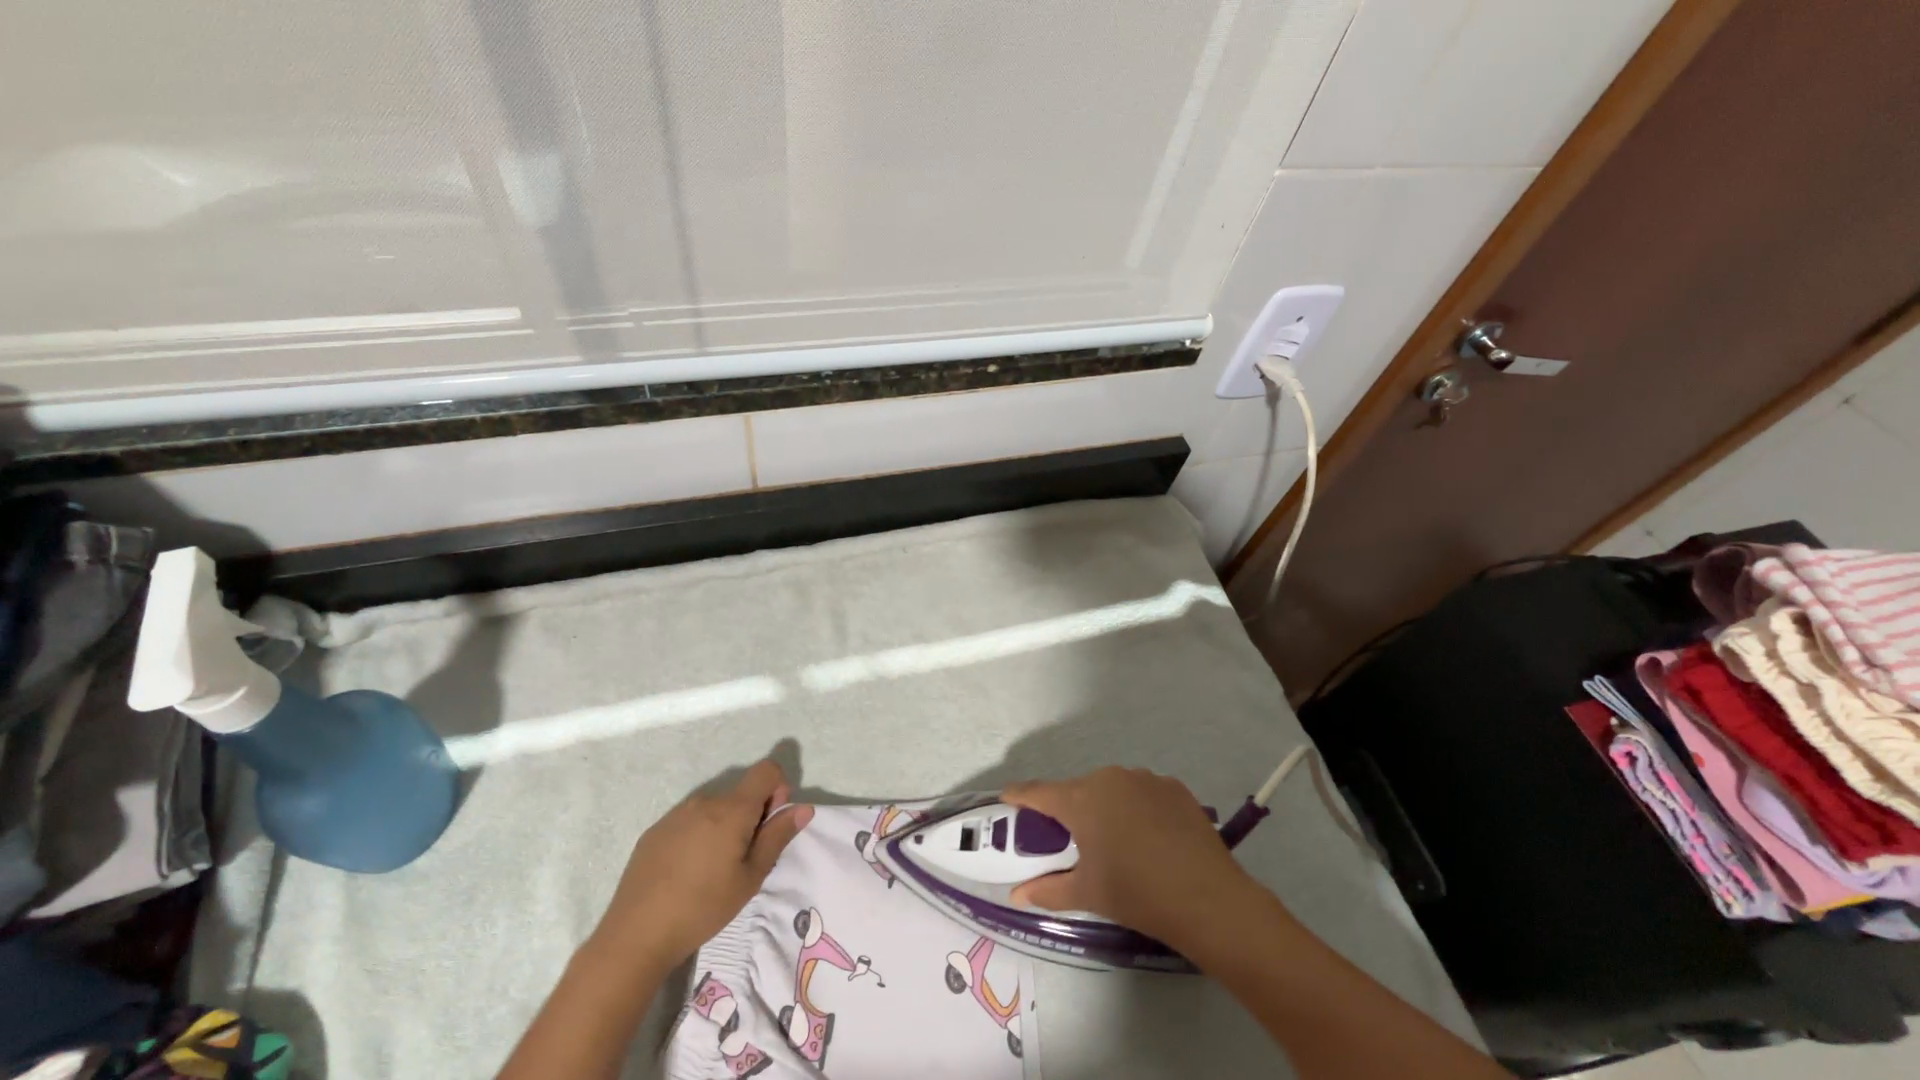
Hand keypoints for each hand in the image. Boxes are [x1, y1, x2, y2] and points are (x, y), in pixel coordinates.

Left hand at [593, 760, 813, 969]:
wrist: (637, 933)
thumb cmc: (704, 906)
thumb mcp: (751, 877)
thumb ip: (778, 836)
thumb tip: (803, 808)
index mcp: (731, 810)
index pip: (766, 771)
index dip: (778, 791)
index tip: (769, 826)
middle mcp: (703, 801)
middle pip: (740, 793)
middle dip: (751, 816)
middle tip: (743, 860)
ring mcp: (675, 814)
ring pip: (714, 808)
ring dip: (724, 827)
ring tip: (712, 870)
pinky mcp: (655, 831)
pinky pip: (689, 821)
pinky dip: (698, 836)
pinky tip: (686, 873)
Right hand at [1004, 767, 1260, 947]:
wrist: (1207, 898)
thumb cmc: (1136, 894)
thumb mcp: (1087, 894)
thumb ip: (1047, 889)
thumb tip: (1017, 895)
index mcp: (1081, 800)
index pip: (1038, 791)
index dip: (1019, 796)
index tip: (1008, 801)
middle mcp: (1110, 779)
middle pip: (1077, 790)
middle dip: (1068, 810)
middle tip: (1068, 841)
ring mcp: (1146, 780)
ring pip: (1112, 789)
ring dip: (1105, 807)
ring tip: (1113, 842)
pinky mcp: (1175, 788)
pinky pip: (1142, 793)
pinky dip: (1136, 809)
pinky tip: (1147, 838)